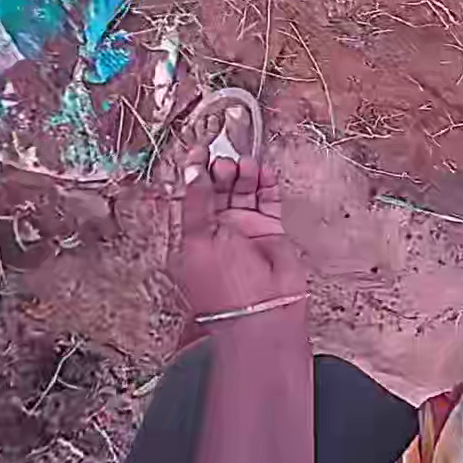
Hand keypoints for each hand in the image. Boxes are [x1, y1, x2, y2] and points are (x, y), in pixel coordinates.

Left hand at [165, 98, 305, 322]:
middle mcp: (219, 229)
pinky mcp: (270, 229)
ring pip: (244, 191)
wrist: (263, 313)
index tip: (200, 149)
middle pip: (220, 188)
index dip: (195, 171)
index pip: (192, 194)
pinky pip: (268, 200)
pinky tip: (266, 172)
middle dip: (222, 170)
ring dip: (245, 175)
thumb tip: (192, 170)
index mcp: (194, 234)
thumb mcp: (198, 241)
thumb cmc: (224, 284)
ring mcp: (245, 229)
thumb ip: (197, 202)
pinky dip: (268, 184)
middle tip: (227, 162)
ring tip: (247, 165)